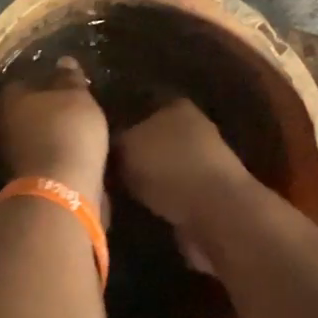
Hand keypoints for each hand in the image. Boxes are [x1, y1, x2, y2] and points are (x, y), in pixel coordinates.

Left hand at [0, 57, 108, 210]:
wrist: (65, 192)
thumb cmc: (67, 131)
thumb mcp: (76, 96)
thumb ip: (69, 77)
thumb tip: (63, 60)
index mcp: (10, 99)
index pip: (23, 81)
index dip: (45, 78)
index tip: (66, 80)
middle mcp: (5, 125)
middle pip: (29, 109)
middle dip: (49, 107)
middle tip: (77, 103)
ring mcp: (16, 155)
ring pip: (38, 135)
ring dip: (56, 132)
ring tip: (84, 127)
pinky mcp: (32, 179)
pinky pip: (49, 156)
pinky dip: (62, 153)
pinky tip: (82, 150)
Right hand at [115, 99, 253, 229]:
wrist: (219, 215)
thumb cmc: (169, 168)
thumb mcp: (125, 147)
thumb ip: (112, 141)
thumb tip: (103, 143)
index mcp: (175, 104)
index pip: (140, 102)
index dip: (119, 118)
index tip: (99, 136)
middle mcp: (194, 127)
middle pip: (154, 134)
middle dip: (134, 150)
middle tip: (107, 166)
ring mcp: (207, 162)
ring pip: (166, 165)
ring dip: (149, 178)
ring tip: (121, 192)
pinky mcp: (212, 195)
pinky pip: (176, 192)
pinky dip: (163, 200)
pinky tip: (142, 209)